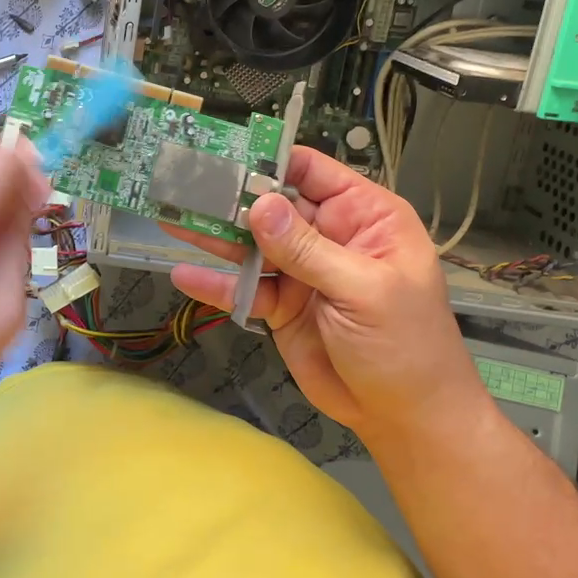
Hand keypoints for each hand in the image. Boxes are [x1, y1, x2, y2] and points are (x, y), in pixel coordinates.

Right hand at [165, 146, 488, 442]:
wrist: (406, 420)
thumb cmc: (407, 346)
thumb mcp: (364, 291)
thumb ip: (308, 249)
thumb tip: (258, 206)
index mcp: (363, 217)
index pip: (310, 173)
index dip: (270, 162)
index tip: (225, 156)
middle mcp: (328, 236)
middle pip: (270, 205)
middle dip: (229, 197)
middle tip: (183, 185)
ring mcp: (302, 271)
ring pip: (250, 244)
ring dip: (213, 235)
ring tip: (170, 218)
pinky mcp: (281, 305)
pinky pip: (243, 287)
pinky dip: (215, 283)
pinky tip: (185, 275)